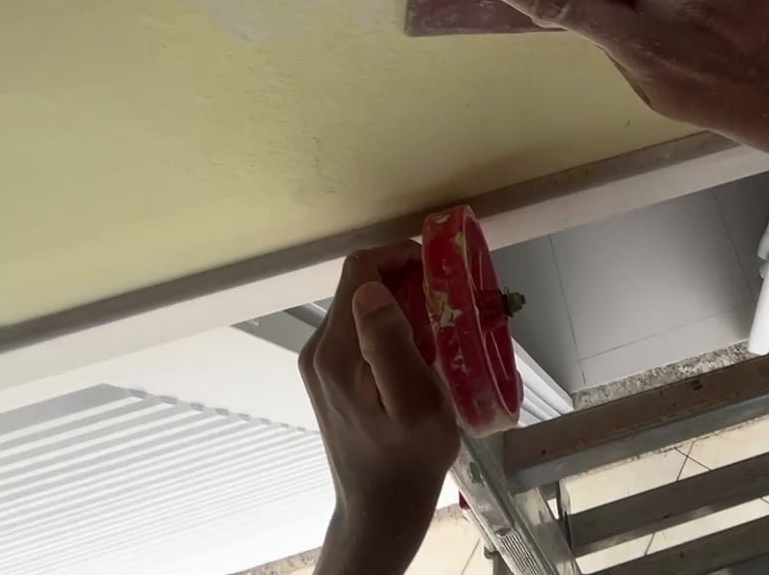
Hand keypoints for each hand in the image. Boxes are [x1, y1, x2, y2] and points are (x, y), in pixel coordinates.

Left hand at [301, 243, 458, 569]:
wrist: (381, 511)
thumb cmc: (409, 460)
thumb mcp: (415, 403)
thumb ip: (391, 344)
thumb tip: (370, 290)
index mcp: (337, 351)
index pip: (360, 269)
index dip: (401, 256)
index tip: (439, 272)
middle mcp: (320, 349)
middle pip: (360, 282)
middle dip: (407, 277)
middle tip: (448, 299)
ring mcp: (323, 363)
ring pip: (363, 302)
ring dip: (404, 299)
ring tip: (441, 322)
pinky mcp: (333, 375)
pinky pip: (362, 326)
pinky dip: (394, 320)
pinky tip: (421, 346)